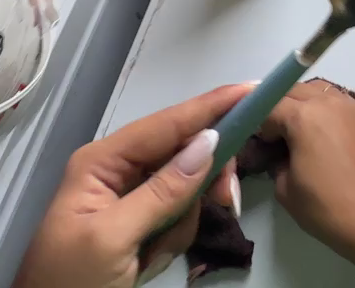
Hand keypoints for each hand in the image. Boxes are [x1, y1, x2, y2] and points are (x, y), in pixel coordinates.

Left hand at [17, 84, 249, 287]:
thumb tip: (210, 142)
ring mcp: (130, 199)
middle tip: (227, 200)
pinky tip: (146, 266)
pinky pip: (178, 216)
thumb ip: (162, 191)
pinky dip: (172, 241)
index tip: (251, 89)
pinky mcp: (140, 227)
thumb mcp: (112, 241)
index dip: (211, 105)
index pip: (168, 122)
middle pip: (183, 151)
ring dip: (180, 223)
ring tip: (152, 259)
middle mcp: (118, 170)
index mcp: (102, 161)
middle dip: (203, 179)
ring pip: (186, 187)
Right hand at [259, 79, 354, 247]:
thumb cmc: (325, 205)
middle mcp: (325, 100)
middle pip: (292, 90)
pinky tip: (320, 130)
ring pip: (315, 88)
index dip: (260, 121)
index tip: (261, 141)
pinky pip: (333, 97)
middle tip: (275, 134)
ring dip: (300, 101)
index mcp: (303, 117)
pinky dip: (321, 105)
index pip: (270, 105)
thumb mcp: (285, 188)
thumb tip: (280, 151)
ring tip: (298, 129)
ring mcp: (347, 104)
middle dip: (279, 107)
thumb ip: (276, 160)